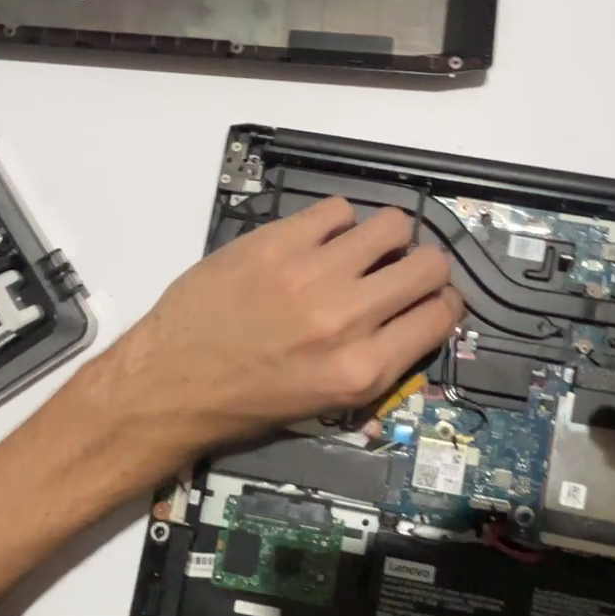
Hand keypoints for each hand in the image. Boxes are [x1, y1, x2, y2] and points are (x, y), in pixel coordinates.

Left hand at [86, 198, 463, 466]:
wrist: (170, 383)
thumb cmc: (246, 403)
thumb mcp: (326, 405)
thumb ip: (377, 361)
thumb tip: (411, 321)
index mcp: (363, 370)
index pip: (440, 317)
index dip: (444, 304)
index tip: (432, 299)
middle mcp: (347, 319)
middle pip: (428, 266)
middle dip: (424, 268)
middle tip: (401, 272)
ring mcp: (310, 274)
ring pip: (390, 226)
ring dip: (385, 238)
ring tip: (361, 251)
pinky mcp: (275, 242)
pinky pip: (336, 210)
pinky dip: (335, 224)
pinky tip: (317, 242)